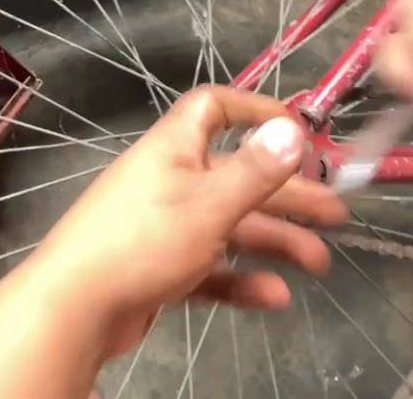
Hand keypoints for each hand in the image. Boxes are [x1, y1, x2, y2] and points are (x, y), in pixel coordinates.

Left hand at [12, 87, 347, 357]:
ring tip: (319, 262)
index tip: (299, 130)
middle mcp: (170, 176)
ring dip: (273, 239)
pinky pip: (209, 264)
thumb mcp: (208, 203)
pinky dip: (240, 276)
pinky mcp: (159, 264)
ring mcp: (163, 222)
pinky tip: (274, 296)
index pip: (215, 107)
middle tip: (336, 213)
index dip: (255, 110)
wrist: (76, 304)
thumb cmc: (145, 238)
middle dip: (285, 191)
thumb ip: (254, 170)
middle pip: (235, 173)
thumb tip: (291, 128)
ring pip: (227, 223)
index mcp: (175, 146)